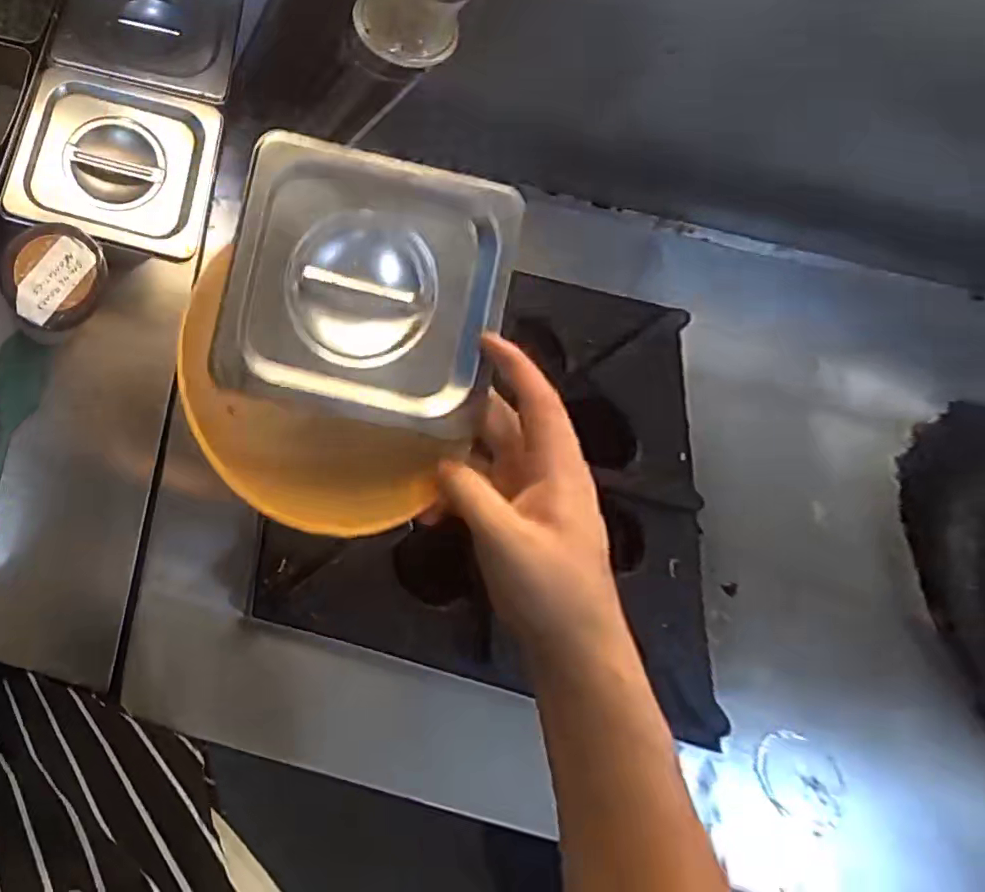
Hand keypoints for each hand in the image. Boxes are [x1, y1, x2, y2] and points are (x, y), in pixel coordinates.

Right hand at [436, 334, 630, 669]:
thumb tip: (439, 462)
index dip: (517, 367)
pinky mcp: (508, 520)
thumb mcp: (505, 537)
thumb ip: (469, 492)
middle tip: (425, 385)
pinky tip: (422, 507)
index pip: (541, 404)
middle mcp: (544, 476)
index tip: (484, 338)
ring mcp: (525, 498)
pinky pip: (472, 487)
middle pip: (506, 423)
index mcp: (558, 471)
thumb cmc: (552, 590)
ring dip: (450, 450)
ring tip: (412, 440)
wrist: (573, 646)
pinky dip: (446, 489)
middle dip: (469, 404)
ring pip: (484, 454)